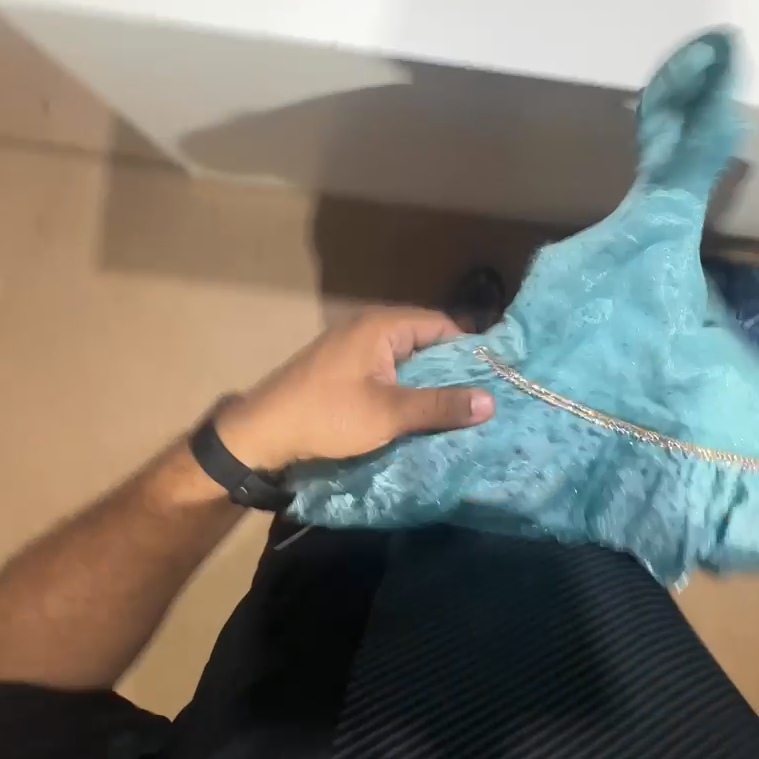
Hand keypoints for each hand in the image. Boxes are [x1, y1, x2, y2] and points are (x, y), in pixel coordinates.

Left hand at [215, 308, 495, 470]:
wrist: (262, 432)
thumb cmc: (327, 416)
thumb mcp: (389, 413)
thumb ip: (440, 405)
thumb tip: (491, 400)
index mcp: (382, 325)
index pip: (442, 326)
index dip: (471, 350)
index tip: (497, 378)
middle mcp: (369, 328)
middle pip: (425, 342)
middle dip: (452, 370)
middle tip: (484, 399)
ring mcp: (353, 348)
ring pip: (406, 360)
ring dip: (428, 383)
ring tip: (459, 410)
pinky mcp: (343, 370)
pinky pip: (387, 372)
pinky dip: (405, 389)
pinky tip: (419, 414)